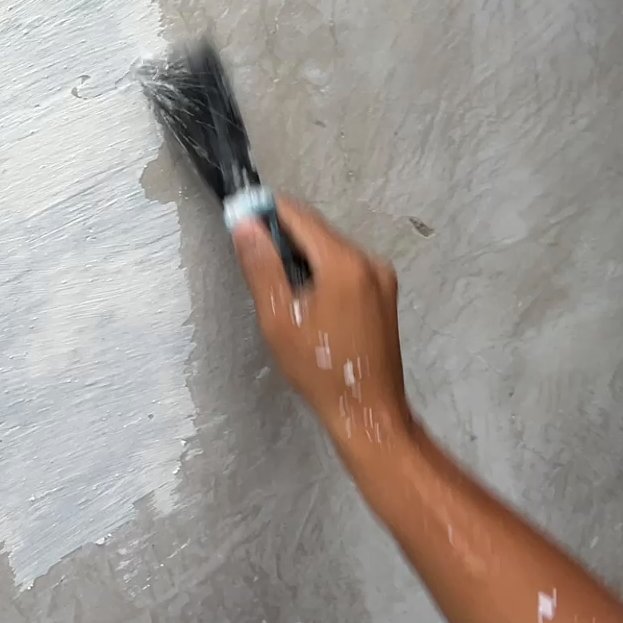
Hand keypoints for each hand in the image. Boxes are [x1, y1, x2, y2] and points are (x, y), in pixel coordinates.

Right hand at [231, 199, 410, 448]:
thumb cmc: (319, 369)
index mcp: (343, 263)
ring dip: (300, 253)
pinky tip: (305, 294)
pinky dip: (320, 268)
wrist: (368, 410)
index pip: (299, 215)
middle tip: (251, 254)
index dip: (265, 212)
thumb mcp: (278, 318)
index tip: (239, 218)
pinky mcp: (383, 290)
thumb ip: (261, 266)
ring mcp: (380, 275)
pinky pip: (344, 263)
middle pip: (315, 229)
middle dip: (281, 235)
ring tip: (277, 283)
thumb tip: (244, 224)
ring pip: (329, 246)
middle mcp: (368, 260)